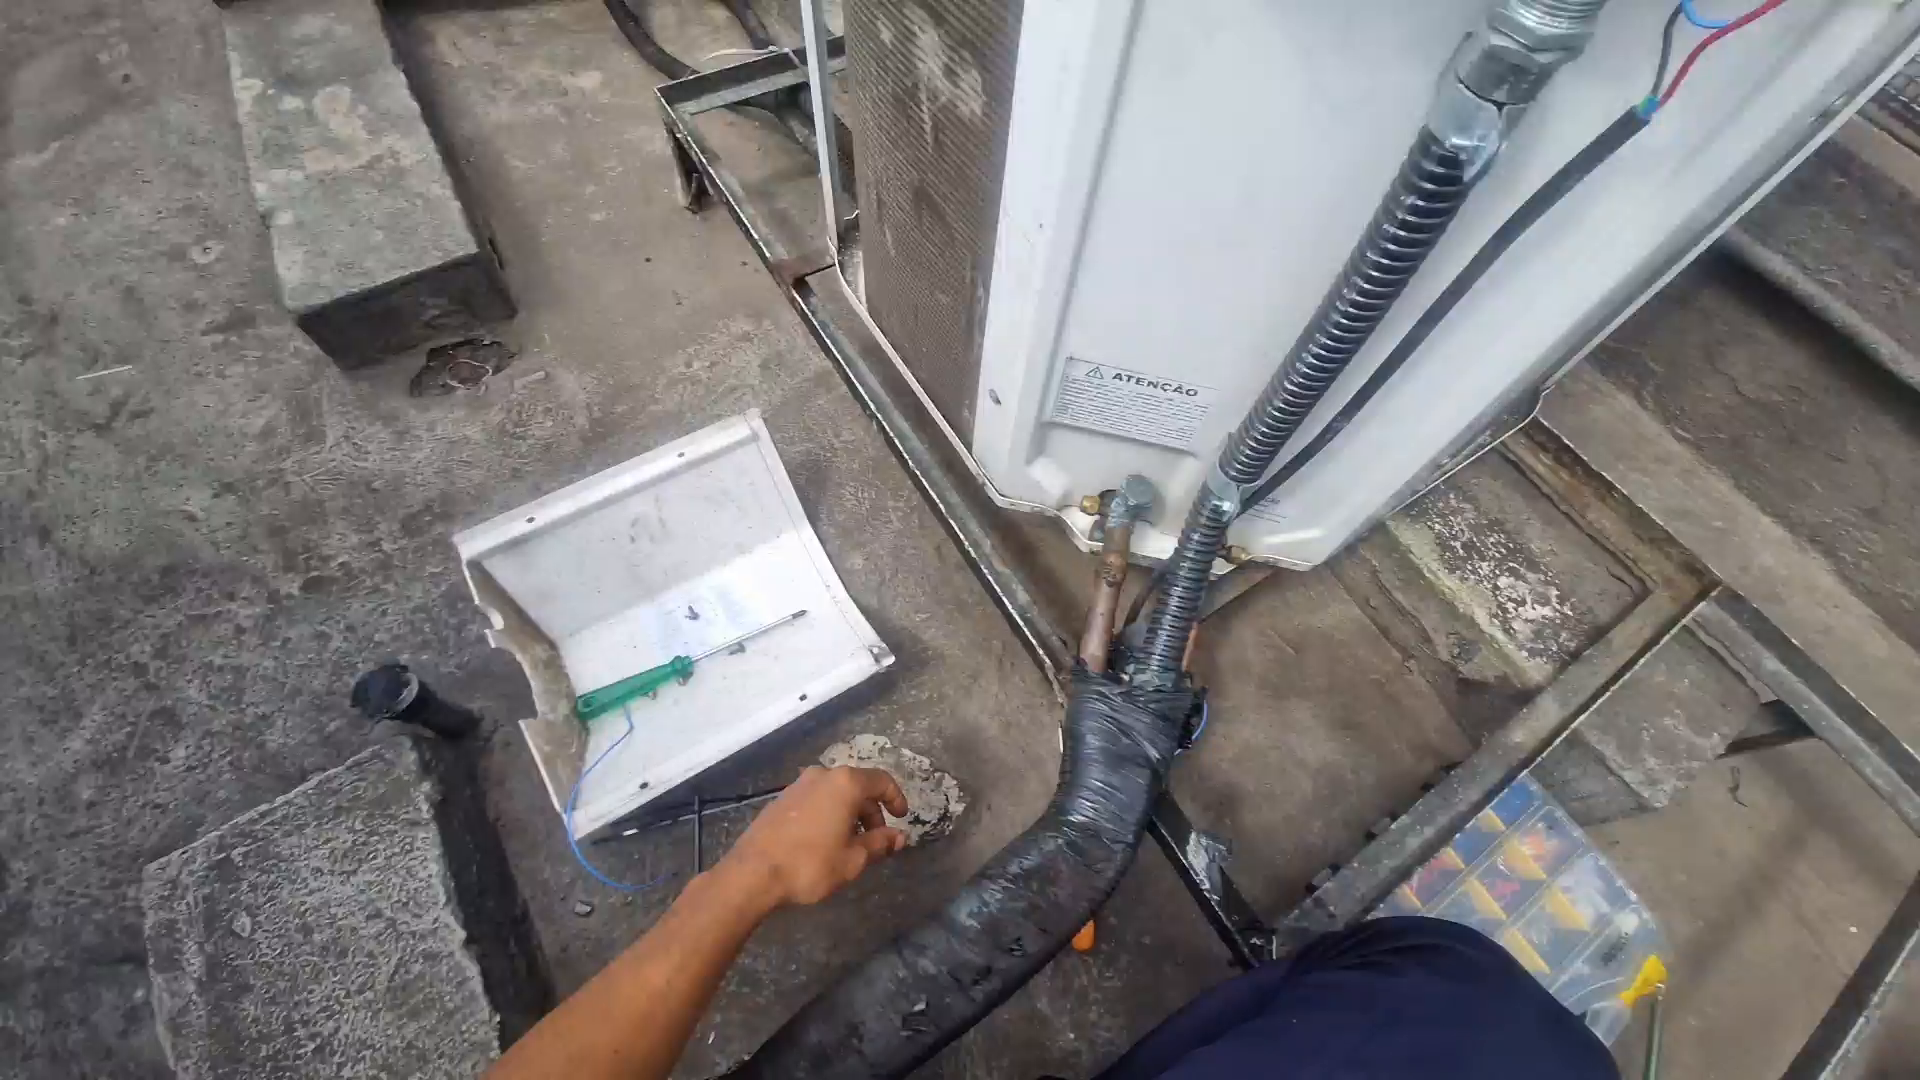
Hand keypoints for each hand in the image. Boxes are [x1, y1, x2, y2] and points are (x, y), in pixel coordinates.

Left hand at [722, 766, 910, 907]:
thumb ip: (879, 843)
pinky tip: (825, 841)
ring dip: (850, 813)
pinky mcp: (782, 798)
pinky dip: (829, 813)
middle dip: (872, 811)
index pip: (881, 781)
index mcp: (845, 783)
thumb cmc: (810, 864)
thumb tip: (900, 836)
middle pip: (858, 786)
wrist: (752, 873)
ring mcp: (799, 784)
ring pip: (836, 793)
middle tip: (876, 840)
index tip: (901, 818)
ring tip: (851, 844)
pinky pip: (817, 799)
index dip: (896, 798)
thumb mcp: (852, 859)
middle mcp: (823, 775)